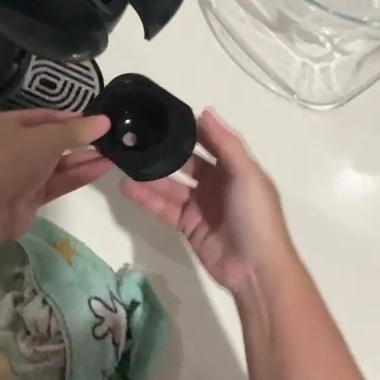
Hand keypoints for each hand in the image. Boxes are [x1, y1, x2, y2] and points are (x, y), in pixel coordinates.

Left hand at [0, 109, 112, 239]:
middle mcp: (11, 148)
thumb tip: (104, 121)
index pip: (42, 117)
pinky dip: (78, 175)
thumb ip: (76, 131)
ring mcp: (21, 174)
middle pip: (50, 141)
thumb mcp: (46, 139)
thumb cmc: (11, 162)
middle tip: (109, 137)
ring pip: (56, 164)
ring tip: (114, 153)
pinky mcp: (30, 197)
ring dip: (83, 158)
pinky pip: (58, 182)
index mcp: (5, 126)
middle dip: (80, 140)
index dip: (69, 117)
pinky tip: (103, 168)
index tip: (95, 119)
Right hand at [120, 109, 290, 293]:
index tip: (164, 114)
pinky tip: (126, 187)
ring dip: (149, 175)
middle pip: (186, 162)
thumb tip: (205, 111)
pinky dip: (146, 198)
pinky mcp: (187, 225)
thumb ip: (227, 144)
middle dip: (164, 151)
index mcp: (235, 168)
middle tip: (135, 136)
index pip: (210, 141)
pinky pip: (164, 207)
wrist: (255, 267)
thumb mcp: (247, 175)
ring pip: (170, 185)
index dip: (190, 129)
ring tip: (123, 160)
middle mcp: (217, 183)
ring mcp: (200, 205)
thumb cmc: (256, 216)